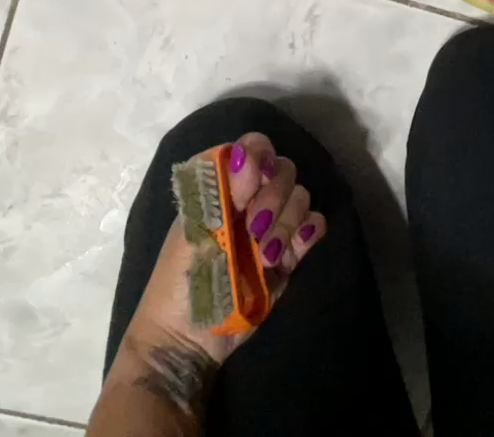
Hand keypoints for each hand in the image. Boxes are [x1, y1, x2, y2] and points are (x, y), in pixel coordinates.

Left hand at [102, 133, 327, 425]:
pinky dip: (309, 231)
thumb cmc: (180, 285)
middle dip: (273, 197)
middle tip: (254, 230)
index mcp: (220, 189)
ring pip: (300, 196)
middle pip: (282, 169)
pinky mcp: (290, 252)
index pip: (251, 148)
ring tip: (264, 257)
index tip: (251, 185)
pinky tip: (293, 251)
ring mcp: (271, 225)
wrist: (190, 345)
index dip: (258, 158)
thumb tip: (248, 152)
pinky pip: (314, 224)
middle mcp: (248, 200)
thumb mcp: (196, 236)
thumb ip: (223, 192)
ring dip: (286, 222)